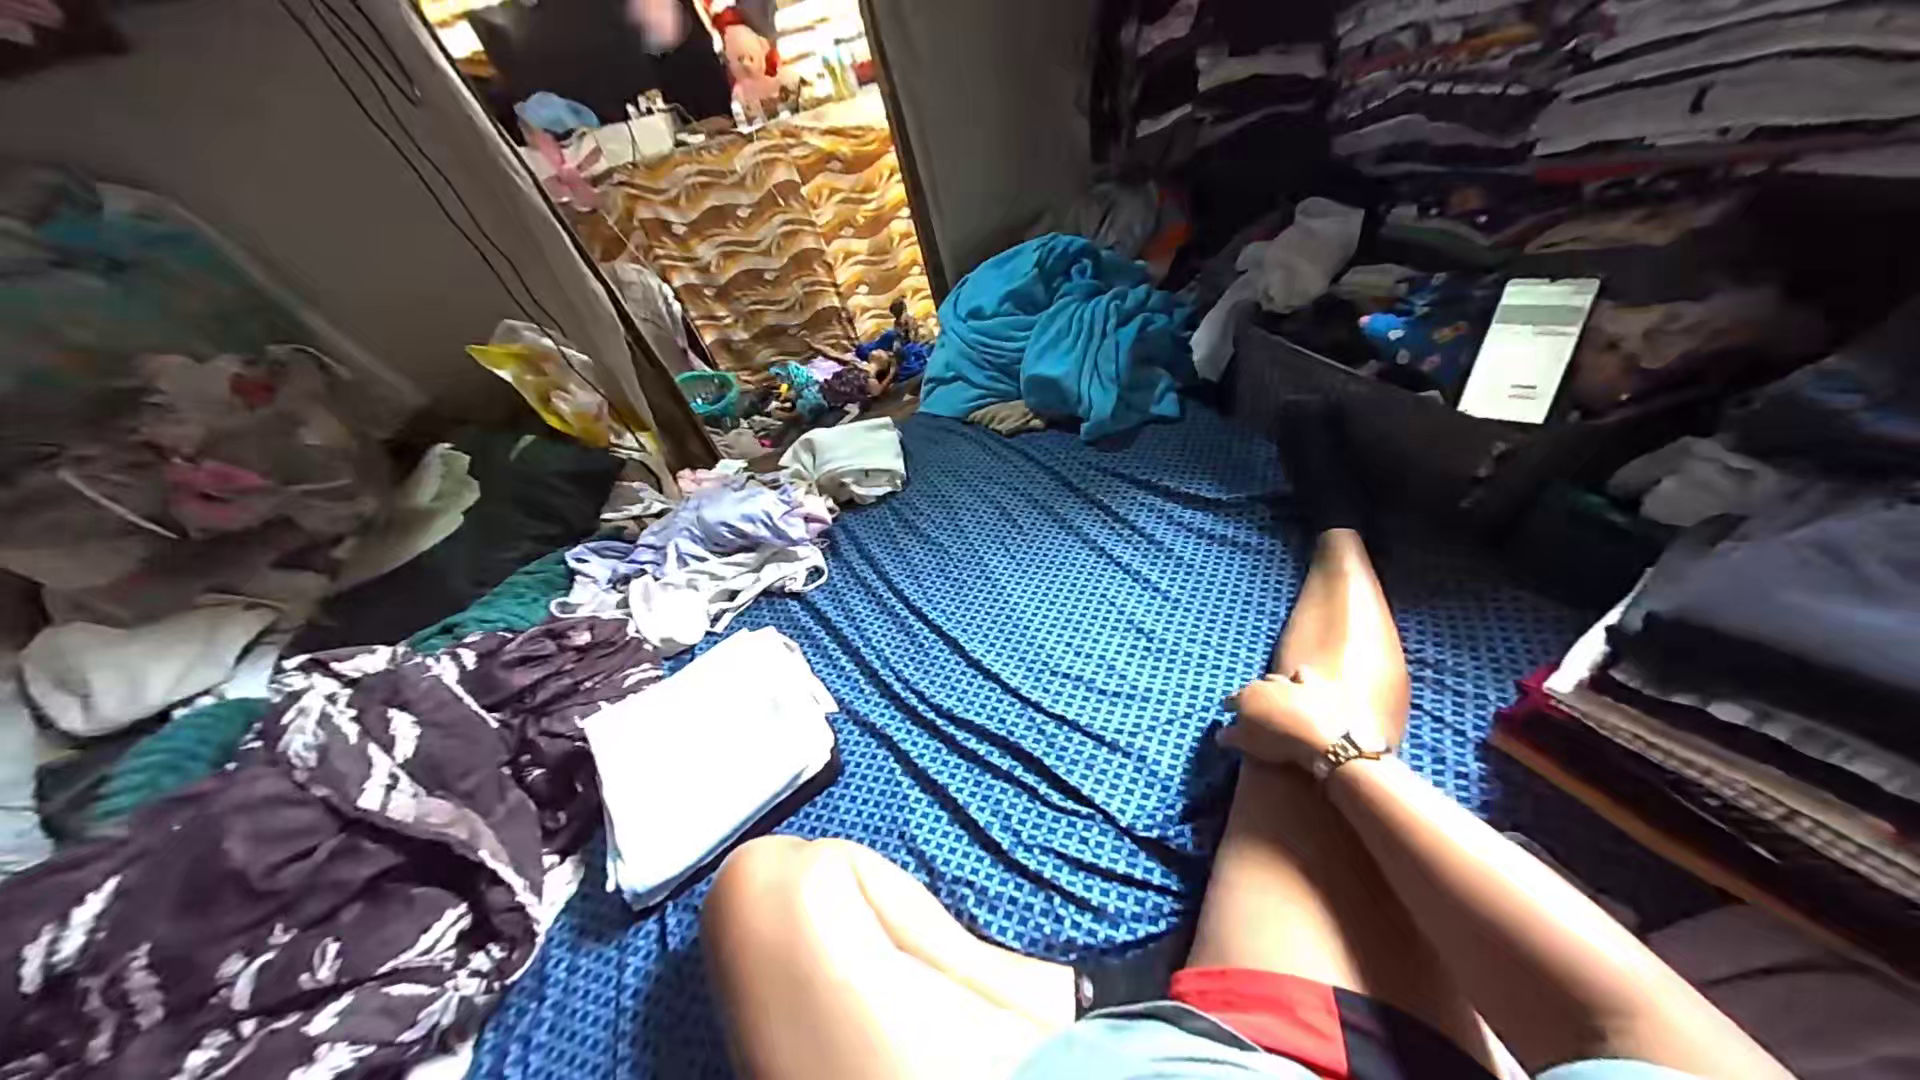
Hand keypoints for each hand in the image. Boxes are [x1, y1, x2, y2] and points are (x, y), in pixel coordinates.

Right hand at [1218, 666, 1398, 770]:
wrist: (1319, 738)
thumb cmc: (1277, 741)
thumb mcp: (1247, 744)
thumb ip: (1230, 737)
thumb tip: (1219, 734)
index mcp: (1245, 697)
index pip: (1231, 699)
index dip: (1229, 706)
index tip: (1229, 712)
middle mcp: (1264, 685)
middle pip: (1253, 686)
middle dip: (1251, 695)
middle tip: (1255, 707)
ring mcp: (1289, 682)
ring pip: (1276, 677)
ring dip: (1274, 684)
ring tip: (1277, 695)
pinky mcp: (1314, 684)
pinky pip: (1303, 674)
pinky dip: (1300, 679)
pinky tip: (1301, 685)